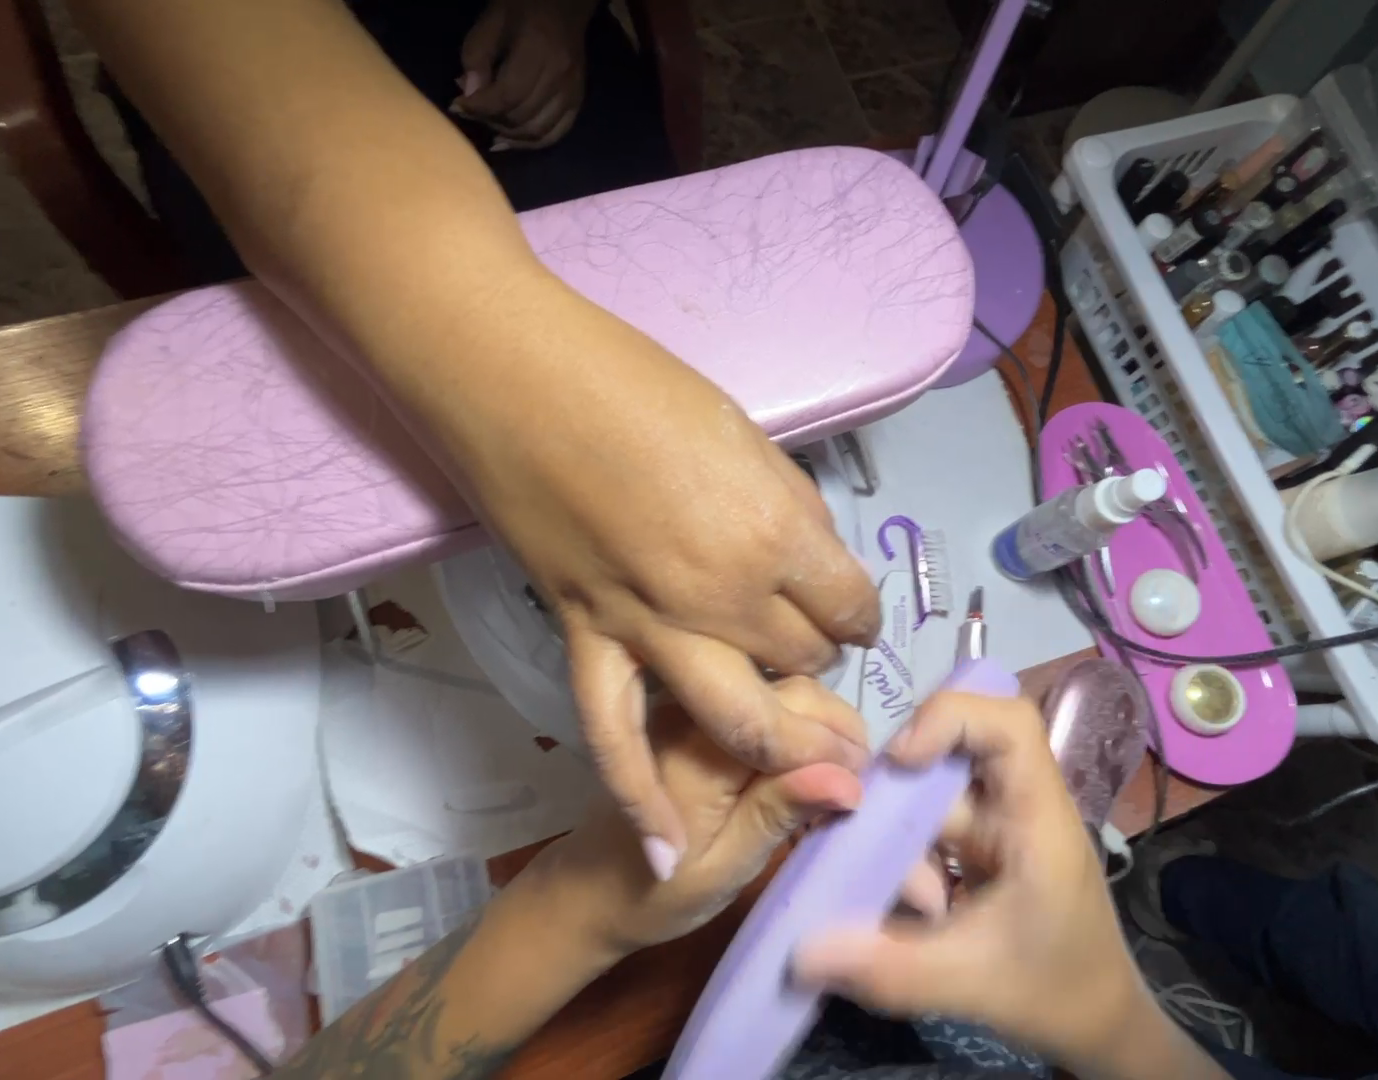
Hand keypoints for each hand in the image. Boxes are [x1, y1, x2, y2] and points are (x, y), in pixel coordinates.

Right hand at [449, 296, 879, 881]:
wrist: (520, 380)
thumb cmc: (640, 384)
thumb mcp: (745, 435)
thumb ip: (786, 511)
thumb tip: (807, 560)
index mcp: (776, 532)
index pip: (851, 606)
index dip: (857, 609)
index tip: (845, 605)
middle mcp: (725, 596)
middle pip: (803, 661)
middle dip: (821, 657)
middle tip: (812, 642)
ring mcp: (652, 628)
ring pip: (738, 715)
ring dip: (777, 729)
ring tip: (793, 736)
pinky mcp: (588, 638)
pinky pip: (615, 734)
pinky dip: (641, 794)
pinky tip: (665, 848)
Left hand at [453, 0, 594, 149]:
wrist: (564, 4)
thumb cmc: (523, 6)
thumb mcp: (491, 21)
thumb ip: (476, 56)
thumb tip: (469, 97)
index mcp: (538, 50)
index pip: (507, 95)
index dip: (479, 107)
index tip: (458, 106)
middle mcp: (559, 77)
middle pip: (521, 117)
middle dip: (490, 121)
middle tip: (472, 114)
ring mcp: (572, 94)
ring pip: (536, 132)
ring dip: (508, 136)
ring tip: (489, 128)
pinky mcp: (577, 103)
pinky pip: (554, 136)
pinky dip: (530, 144)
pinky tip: (510, 141)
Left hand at [532, 677, 865, 955]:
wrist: (589, 891)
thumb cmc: (655, 896)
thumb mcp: (723, 868)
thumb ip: (778, 814)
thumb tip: (849, 780)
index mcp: (701, 744)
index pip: (797, 712)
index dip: (843, 746)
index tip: (863, 794)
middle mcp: (697, 705)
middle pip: (794, 689)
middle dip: (838, 732)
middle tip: (855, 789)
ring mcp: (694, 703)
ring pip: (782, 689)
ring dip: (821, 728)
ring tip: (835, 781)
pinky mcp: (696, 712)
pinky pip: (761, 700)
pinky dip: (795, 727)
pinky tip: (804, 767)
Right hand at [792, 692, 1198, 1076]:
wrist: (1099, 1024)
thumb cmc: (1060, 991)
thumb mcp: (976, 982)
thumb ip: (891, 968)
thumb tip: (804, 953)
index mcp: (1036, 813)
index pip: (1006, 724)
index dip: (949, 718)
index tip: (900, 758)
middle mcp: (1012, 803)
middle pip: (946, 755)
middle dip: (896, 794)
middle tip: (855, 834)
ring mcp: (991, 823)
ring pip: (925, 798)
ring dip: (896, 841)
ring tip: (895, 898)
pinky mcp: (974, 846)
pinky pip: (922, 831)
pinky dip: (899, 858)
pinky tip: (894, 902)